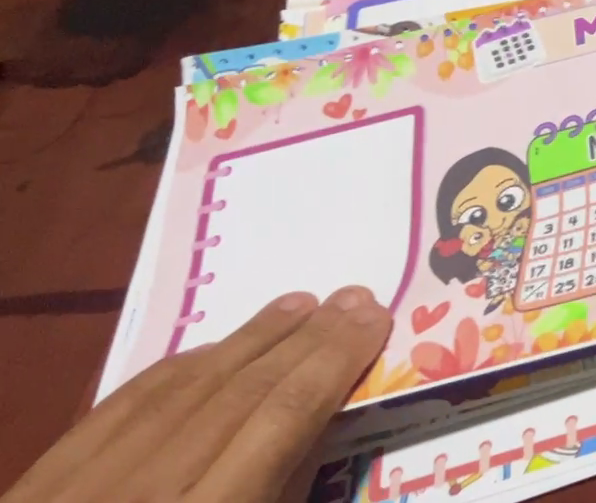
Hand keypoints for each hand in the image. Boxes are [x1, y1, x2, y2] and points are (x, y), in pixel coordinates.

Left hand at [3, 287, 389, 502]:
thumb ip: (286, 487)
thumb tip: (325, 411)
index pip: (285, 414)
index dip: (336, 359)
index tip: (375, 318)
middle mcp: (143, 495)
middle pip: (243, 390)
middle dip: (309, 337)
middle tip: (355, 297)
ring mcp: (77, 488)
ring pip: (186, 387)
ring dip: (253, 337)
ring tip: (303, 302)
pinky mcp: (36, 485)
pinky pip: (121, 407)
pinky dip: (179, 368)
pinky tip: (219, 343)